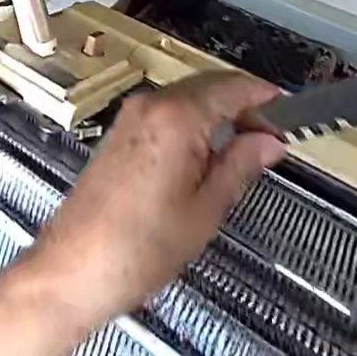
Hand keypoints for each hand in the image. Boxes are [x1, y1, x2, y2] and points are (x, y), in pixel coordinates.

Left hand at [27, 72, 284, 322]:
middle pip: (212, 85)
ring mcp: (135, 114)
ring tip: (241, 148)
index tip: (285, 108)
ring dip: (219, 112)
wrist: (71, 270)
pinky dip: (195, 119)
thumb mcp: (205, 209)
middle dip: (244, 105)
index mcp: (178, 117)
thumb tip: (268, 143)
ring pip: (191, 95)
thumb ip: (242, 165)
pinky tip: (206, 150)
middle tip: (268, 135)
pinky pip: (170, 108)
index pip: (234, 87)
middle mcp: (154, 104)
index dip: (264, 96)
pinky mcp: (123, 129)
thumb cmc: (133, 248)